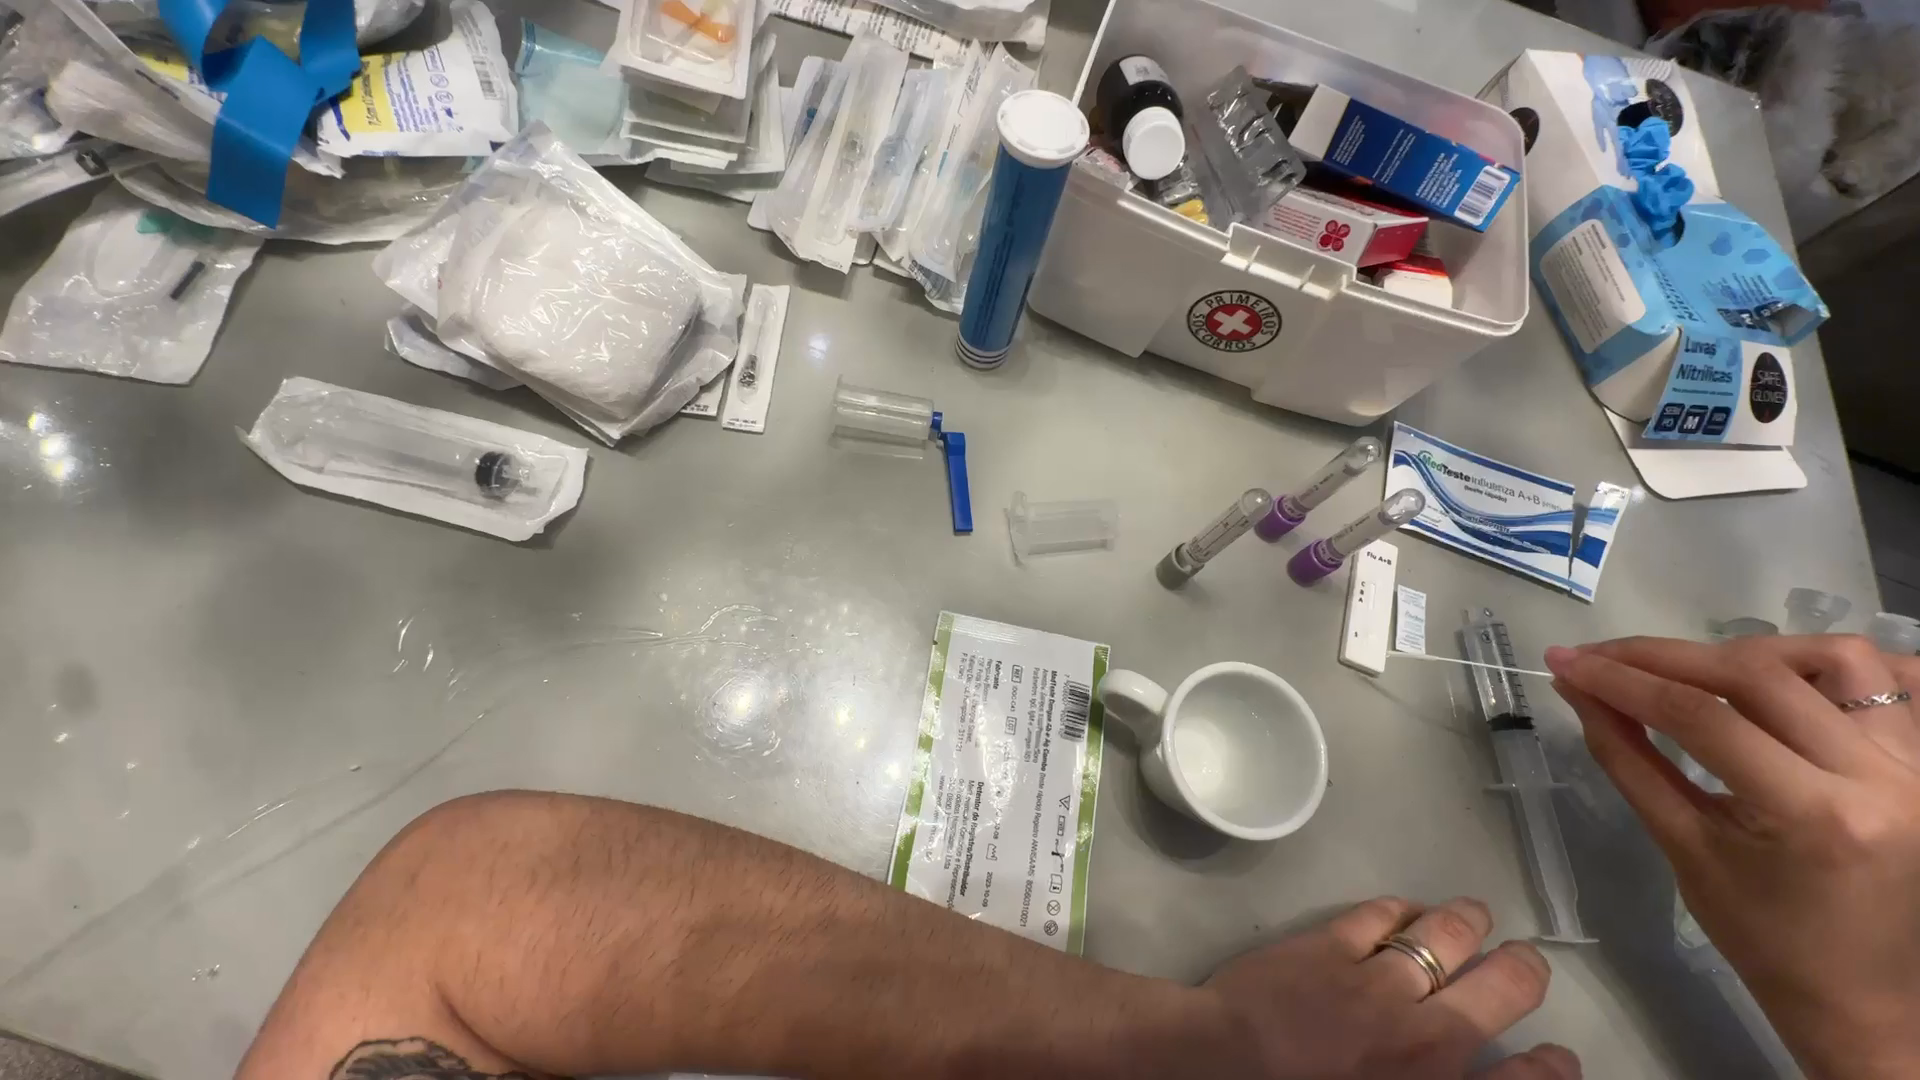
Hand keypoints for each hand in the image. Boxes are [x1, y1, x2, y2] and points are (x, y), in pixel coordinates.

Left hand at [1201, 895, 1575, 1077]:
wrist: (1229, 1063)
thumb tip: (1443, 1060)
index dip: (1549, 1069)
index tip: (1561, 1055)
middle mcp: (1425, 1034)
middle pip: (1499, 992)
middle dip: (1522, 972)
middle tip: (1526, 957)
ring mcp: (1377, 982)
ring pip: (1443, 937)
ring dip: (1466, 922)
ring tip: (1477, 913)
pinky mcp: (1330, 945)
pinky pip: (1377, 916)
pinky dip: (1399, 907)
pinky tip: (1407, 905)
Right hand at [1546, 635, 1919, 1079]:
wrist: (1861, 993)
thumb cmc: (1758, 932)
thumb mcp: (1679, 842)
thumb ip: (1625, 756)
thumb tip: (1576, 689)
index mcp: (1815, 813)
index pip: (1699, 715)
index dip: (1619, 680)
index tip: (1562, 662)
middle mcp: (1880, 778)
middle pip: (1755, 674)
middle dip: (1660, 656)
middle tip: (1596, 656)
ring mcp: (1913, 767)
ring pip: (1828, 660)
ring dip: (1742, 651)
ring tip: (1685, 669)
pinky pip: (1885, 682)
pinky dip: (1820, 662)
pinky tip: (1768, 672)